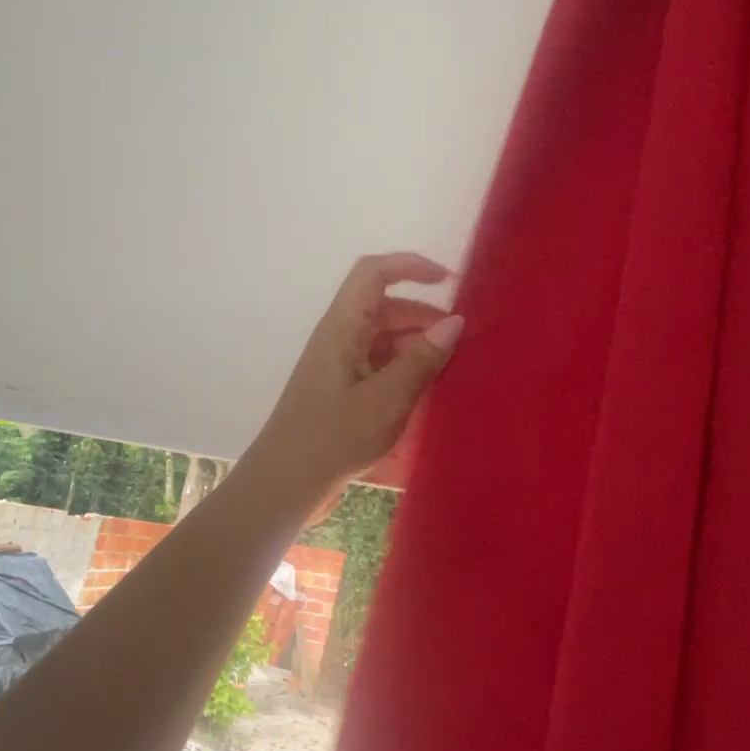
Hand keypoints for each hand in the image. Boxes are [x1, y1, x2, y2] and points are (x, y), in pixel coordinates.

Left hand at [246, 252, 462, 496]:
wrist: (286, 484)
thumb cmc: (333, 437)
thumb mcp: (386, 399)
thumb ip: (421, 360)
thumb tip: (454, 323)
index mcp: (342, 327)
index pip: (374, 273)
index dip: (411, 266)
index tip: (449, 282)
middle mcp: (340, 338)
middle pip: (385, 307)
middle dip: (425, 316)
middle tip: (463, 340)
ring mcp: (341, 365)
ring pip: (386, 338)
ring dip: (419, 346)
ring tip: (453, 368)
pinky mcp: (345, 391)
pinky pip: (381, 365)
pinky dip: (407, 369)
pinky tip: (430, 391)